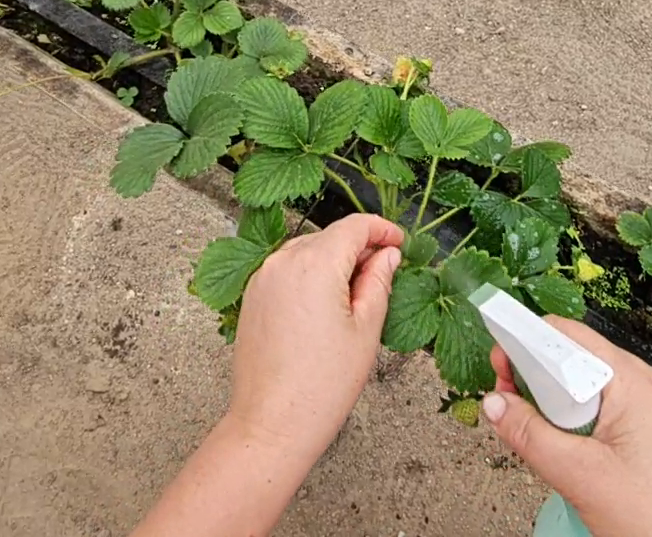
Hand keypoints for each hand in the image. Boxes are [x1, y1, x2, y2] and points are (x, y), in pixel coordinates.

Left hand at [225, 213, 402, 461]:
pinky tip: (324, 306)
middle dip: (359, 247)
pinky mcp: (252, 294)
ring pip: (308, 250)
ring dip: (333, 260)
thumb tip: (387, 254)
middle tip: (383, 272)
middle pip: (330, 236)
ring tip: (354, 295)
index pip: (354, 226)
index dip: (381, 228)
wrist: (270, 425)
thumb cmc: (321, 386)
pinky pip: (287, 269)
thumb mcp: (366, 330)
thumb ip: (379, 281)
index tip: (398, 240)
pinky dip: (310, 274)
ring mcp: (263, 276)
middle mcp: (284, 260)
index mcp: (316, 264)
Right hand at [482, 317, 651, 536]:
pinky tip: (568, 454)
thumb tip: (494, 403)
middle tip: (510, 407)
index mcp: (628, 379)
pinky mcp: (649, 433)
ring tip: (541, 440)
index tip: (497, 363)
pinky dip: (575, 425)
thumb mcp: (582, 477)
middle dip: (534, 379)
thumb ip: (530, 436)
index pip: (563, 335)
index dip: (523, 344)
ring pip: (583, 389)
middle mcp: (640, 384)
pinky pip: (600, 412)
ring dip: (553, 407)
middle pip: (570, 359)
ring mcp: (648, 409)